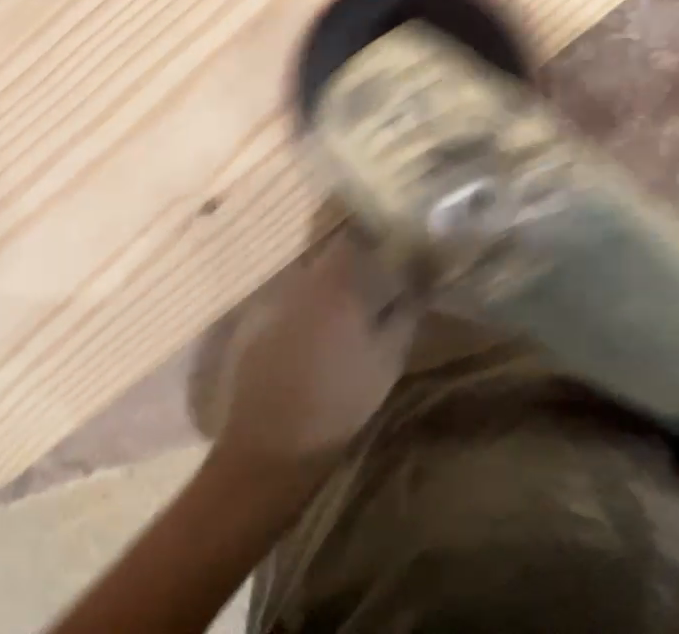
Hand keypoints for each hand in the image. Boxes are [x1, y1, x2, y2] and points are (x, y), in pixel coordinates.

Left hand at [201, 228, 421, 472]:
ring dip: (333, 284)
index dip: (380, 235)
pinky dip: (309, 306)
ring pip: (311, 275)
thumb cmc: (341, 401)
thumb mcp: (388, 358)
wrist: (272, 444)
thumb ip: (407, 310)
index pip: (358, 233)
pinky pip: (291, 299)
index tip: (400, 246)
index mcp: (337, 281)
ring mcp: (274, 299)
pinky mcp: (256, 322)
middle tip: (381, 279)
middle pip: (333, 252)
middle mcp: (302, 278)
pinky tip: (319, 334)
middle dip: (358, 259)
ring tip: (352, 309)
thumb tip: (422, 278)